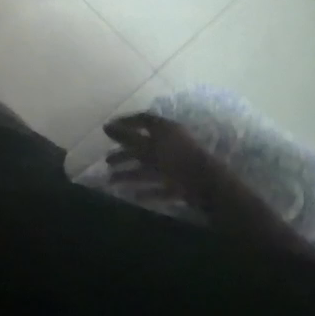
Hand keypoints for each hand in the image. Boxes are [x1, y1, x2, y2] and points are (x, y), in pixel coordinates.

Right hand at [103, 113, 219, 202]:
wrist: (208, 186)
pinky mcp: (183, 183)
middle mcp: (172, 144)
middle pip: (143, 146)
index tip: (109, 128)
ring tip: (112, 181)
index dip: (125, 122)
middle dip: (124, 154)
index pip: (143, 119)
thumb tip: (105, 126)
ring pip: (150, 167)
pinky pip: (161, 185)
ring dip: (130, 173)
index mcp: (165, 130)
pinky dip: (148, 190)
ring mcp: (178, 165)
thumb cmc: (174, 159)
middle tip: (107, 161)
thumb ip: (125, 137)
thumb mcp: (145, 146)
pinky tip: (134, 196)